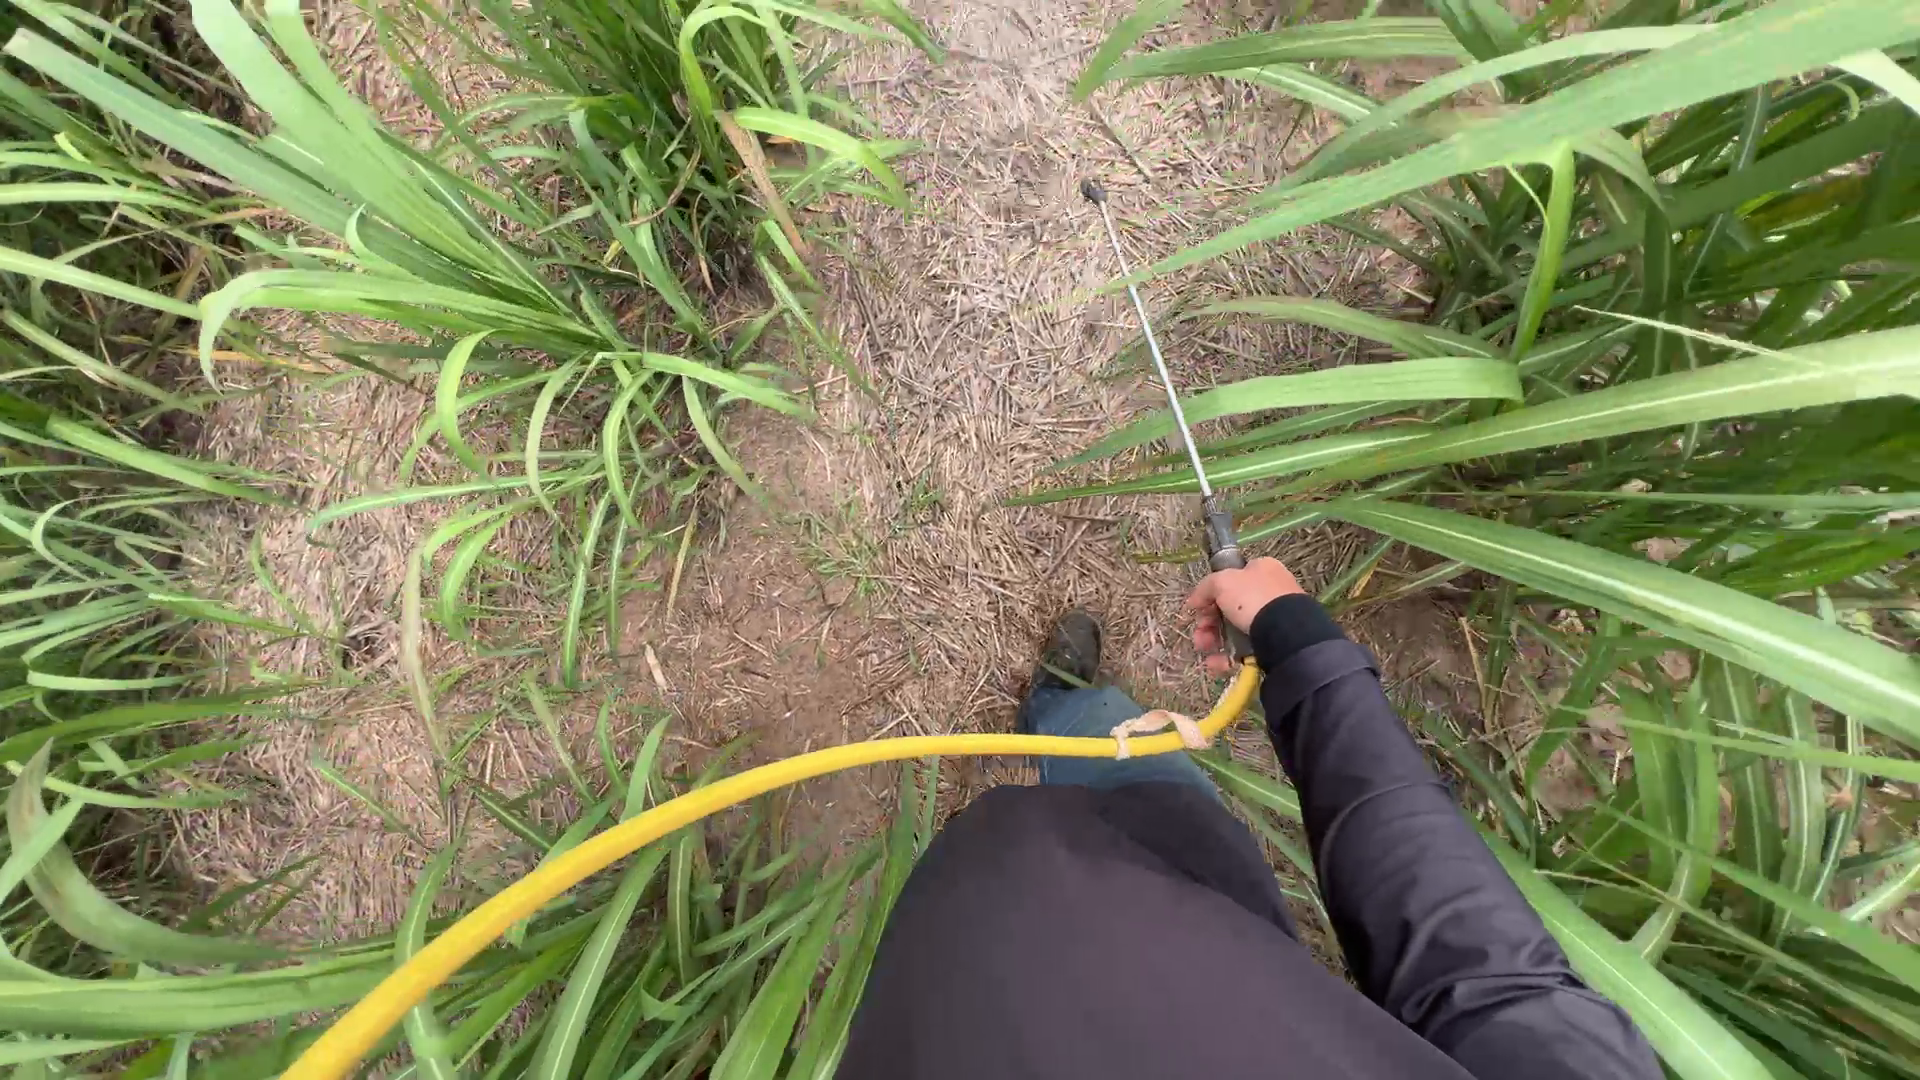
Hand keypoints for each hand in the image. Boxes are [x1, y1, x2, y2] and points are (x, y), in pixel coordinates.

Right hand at [1183, 557, 1302, 676]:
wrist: (1286, 632)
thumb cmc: (1253, 598)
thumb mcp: (1221, 582)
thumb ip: (1204, 588)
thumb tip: (1194, 602)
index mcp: (1261, 570)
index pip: (1230, 580)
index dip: (1211, 595)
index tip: (1198, 609)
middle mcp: (1269, 592)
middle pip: (1228, 608)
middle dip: (1208, 623)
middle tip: (1199, 635)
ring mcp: (1273, 619)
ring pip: (1234, 630)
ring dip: (1214, 641)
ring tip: (1206, 649)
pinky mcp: (1274, 643)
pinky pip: (1245, 649)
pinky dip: (1228, 656)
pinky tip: (1218, 663)